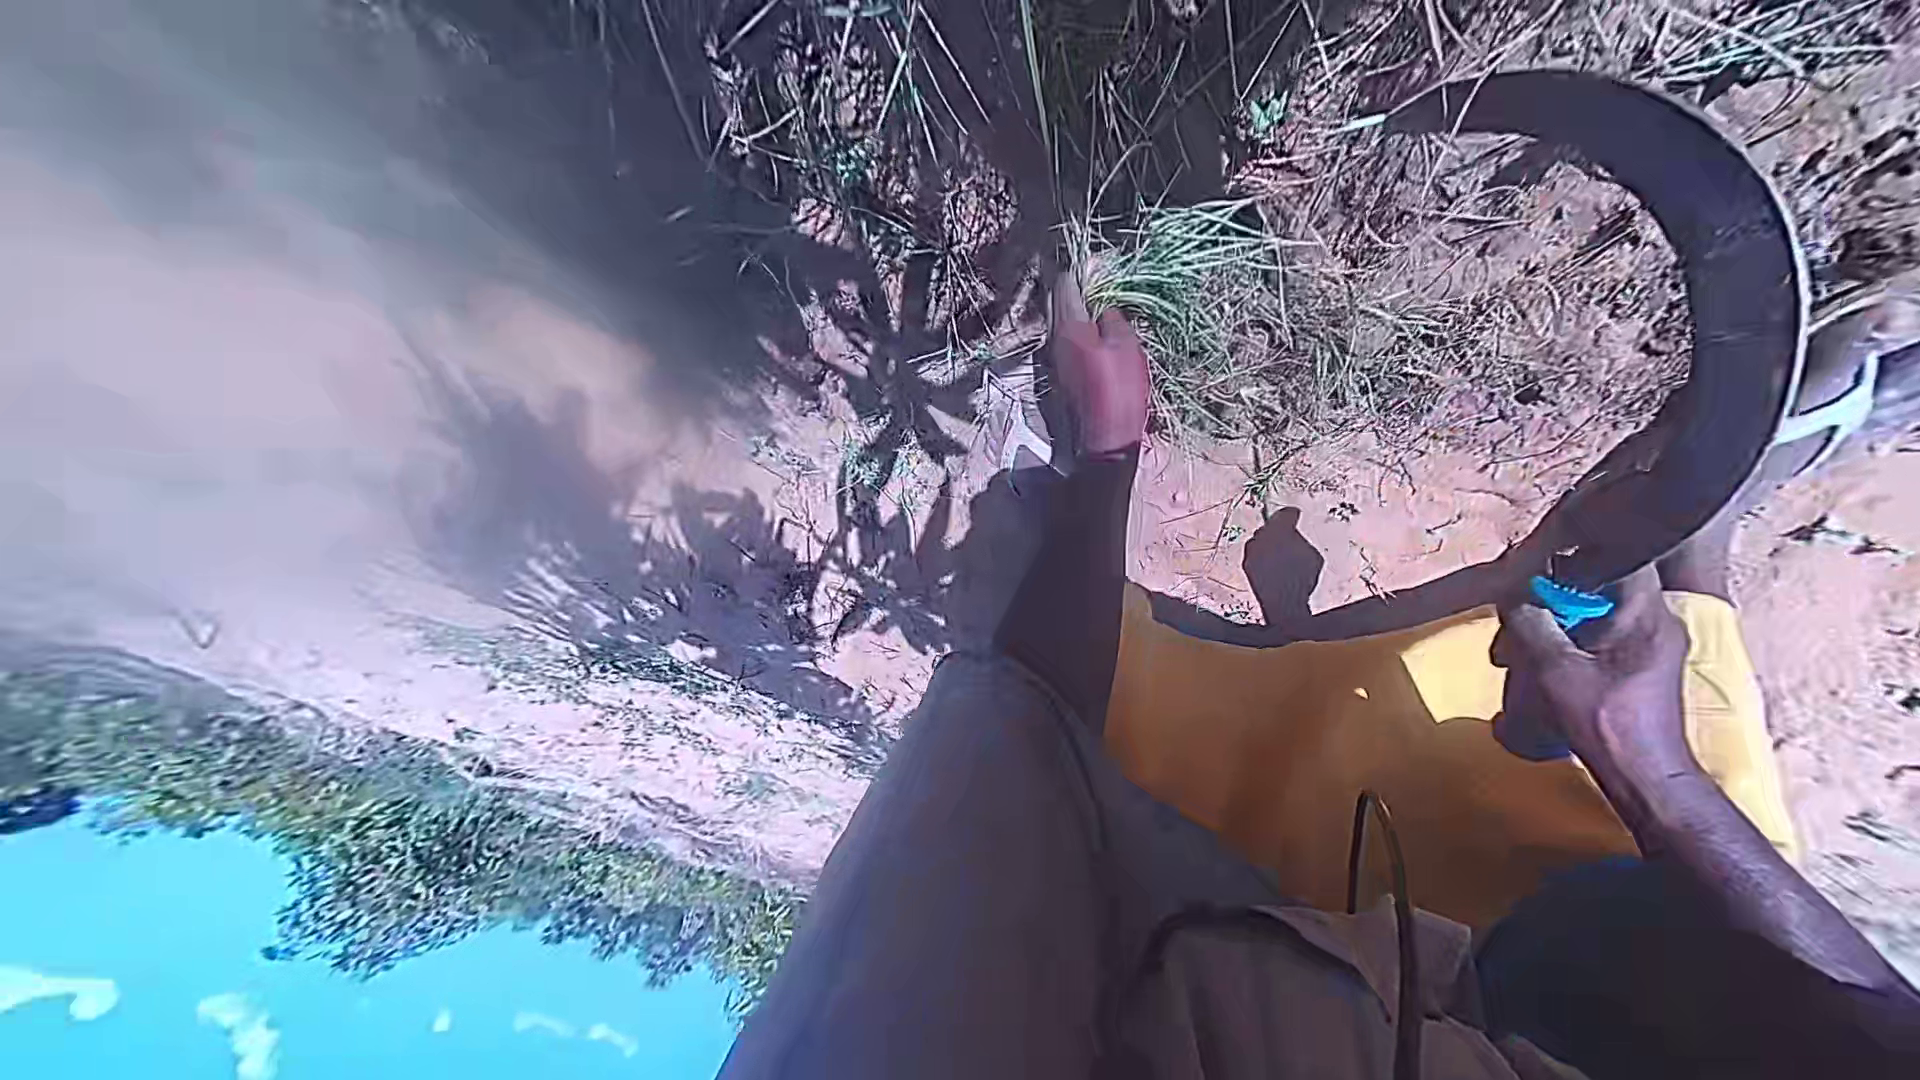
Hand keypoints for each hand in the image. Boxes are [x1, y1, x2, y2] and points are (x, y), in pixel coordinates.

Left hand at [1049, 271, 1148, 454]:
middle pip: (1057, 303)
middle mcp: (1051, 341)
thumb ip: (1110, 318)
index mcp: (1067, 328)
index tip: (1102, 272)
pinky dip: (1077, 334)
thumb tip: (1102, 304)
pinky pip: (1063, 343)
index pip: (1065, 284)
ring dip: (1077, 314)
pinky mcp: (1058, 376)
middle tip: (1102, 289)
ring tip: (1101, 312)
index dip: (1084, 272)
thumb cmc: (1118, 392)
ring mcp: (1051, 360)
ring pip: (1059, 324)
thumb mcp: (1125, 346)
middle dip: (1077, 291)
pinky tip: (1094, 339)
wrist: (1103, 442)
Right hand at [1492, 564, 1695, 778]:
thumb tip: (1510, 593)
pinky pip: (1597, 629)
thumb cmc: (1600, 717)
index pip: (1619, 559)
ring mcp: (1652, 641)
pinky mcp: (1640, 659)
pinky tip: (1538, 656)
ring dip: (1552, 619)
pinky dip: (1564, 634)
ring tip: (1517, 646)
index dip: (1575, 553)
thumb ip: (1529, 622)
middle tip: (1515, 614)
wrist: (1640, 770)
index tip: (1535, 564)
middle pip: (1600, 584)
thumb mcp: (1551, 666)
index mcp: (1645, 617)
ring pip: (1594, 608)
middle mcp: (1657, 622)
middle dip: (1551, 594)